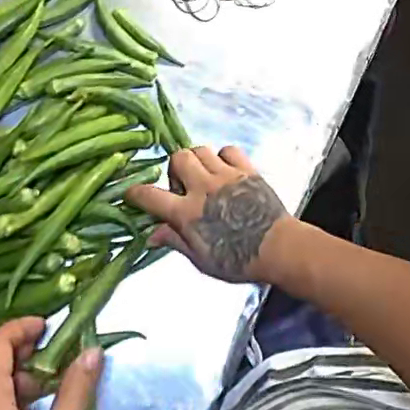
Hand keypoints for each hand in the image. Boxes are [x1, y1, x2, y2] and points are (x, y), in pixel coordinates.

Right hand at [125, 146, 295, 283]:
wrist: (278, 247)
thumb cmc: (238, 260)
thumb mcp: (200, 258)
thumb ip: (176, 240)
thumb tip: (152, 234)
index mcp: (188, 213)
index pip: (150, 196)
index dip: (135, 194)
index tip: (132, 194)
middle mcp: (205, 188)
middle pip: (178, 158)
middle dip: (174, 169)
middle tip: (182, 187)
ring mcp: (227, 175)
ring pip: (201, 149)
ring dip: (197, 161)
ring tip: (202, 177)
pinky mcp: (248, 170)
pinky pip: (229, 150)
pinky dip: (223, 156)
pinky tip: (225, 171)